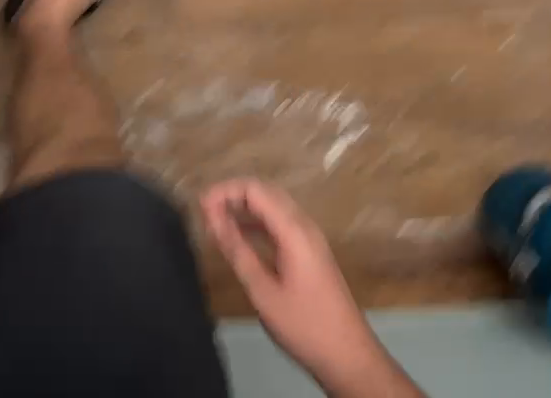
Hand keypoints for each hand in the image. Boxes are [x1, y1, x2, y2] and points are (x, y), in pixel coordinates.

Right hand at [202, 180, 420, 396]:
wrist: (351, 360)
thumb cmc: (305, 325)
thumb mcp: (262, 290)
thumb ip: (236, 249)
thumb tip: (211, 216)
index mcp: (294, 230)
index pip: (255, 190)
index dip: (224, 191)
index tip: (200, 207)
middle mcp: (304, 226)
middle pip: (265, 192)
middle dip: (232, 195)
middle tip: (205, 211)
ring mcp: (310, 240)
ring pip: (273, 207)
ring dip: (244, 208)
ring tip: (216, 222)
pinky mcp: (310, 253)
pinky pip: (280, 224)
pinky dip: (256, 223)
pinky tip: (239, 238)